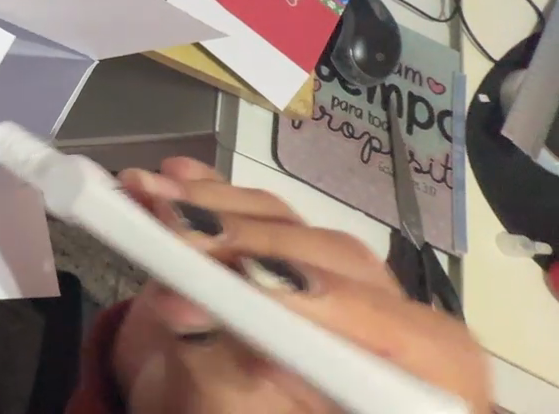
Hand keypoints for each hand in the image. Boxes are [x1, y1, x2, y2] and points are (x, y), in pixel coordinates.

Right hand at [111, 157, 490, 413]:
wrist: (192, 402)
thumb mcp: (220, 412)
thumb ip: (215, 366)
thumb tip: (180, 304)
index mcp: (403, 393)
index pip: (418, 345)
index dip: (341, 303)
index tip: (248, 276)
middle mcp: (382, 330)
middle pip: (340, 264)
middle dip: (249, 239)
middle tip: (173, 226)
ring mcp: (324, 276)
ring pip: (288, 223)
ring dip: (210, 202)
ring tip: (147, 193)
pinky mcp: (269, 242)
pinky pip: (247, 205)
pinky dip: (201, 186)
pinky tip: (164, 175)